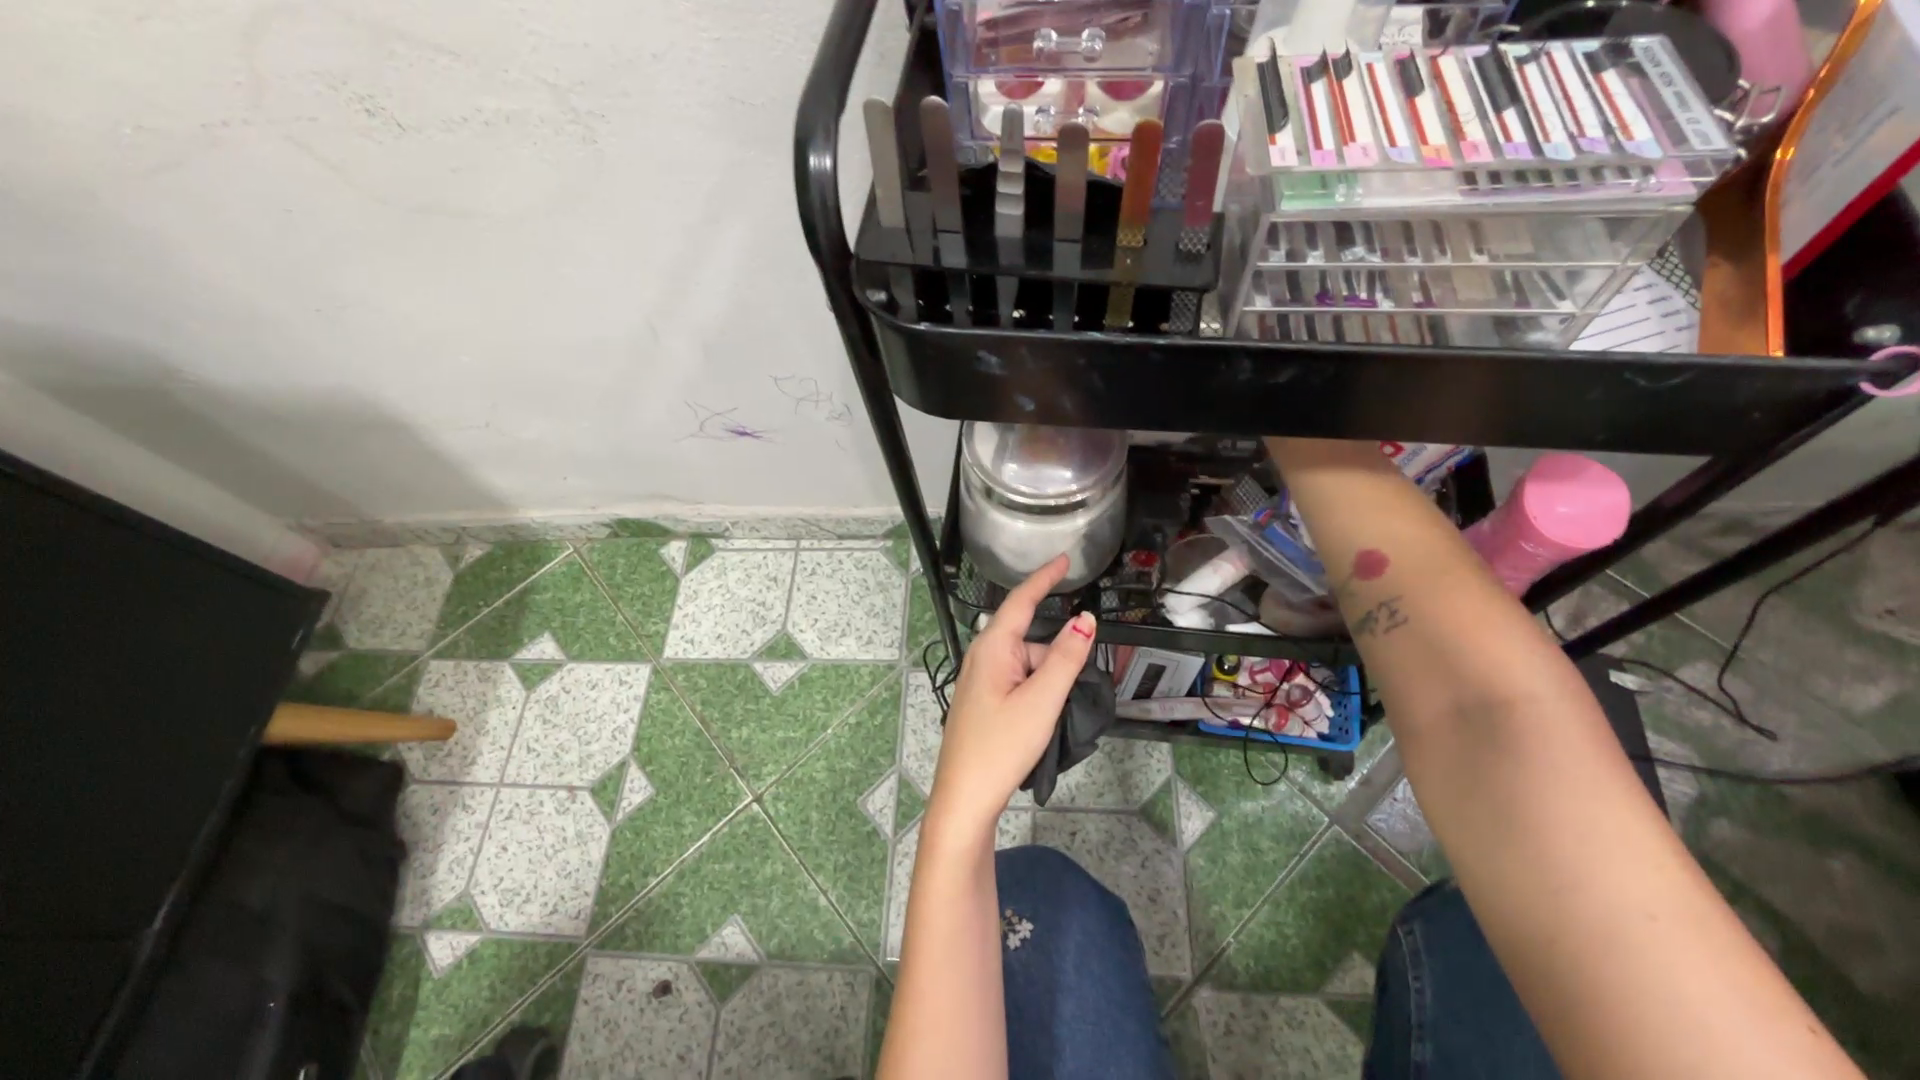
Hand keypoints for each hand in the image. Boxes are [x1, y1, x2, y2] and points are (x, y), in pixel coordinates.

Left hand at [928, 555, 1097, 831]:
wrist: (964, 798)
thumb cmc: (1001, 746)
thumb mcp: (1042, 701)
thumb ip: (1065, 658)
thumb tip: (1086, 619)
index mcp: (992, 648)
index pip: (1021, 600)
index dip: (1044, 579)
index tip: (1064, 560)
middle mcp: (982, 657)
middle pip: (1029, 639)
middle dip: (1056, 656)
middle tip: (1073, 689)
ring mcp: (980, 681)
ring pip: (1026, 664)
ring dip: (1048, 681)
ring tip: (1054, 719)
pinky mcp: (983, 702)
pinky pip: (1018, 682)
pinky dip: (1037, 692)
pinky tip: (1044, 719)